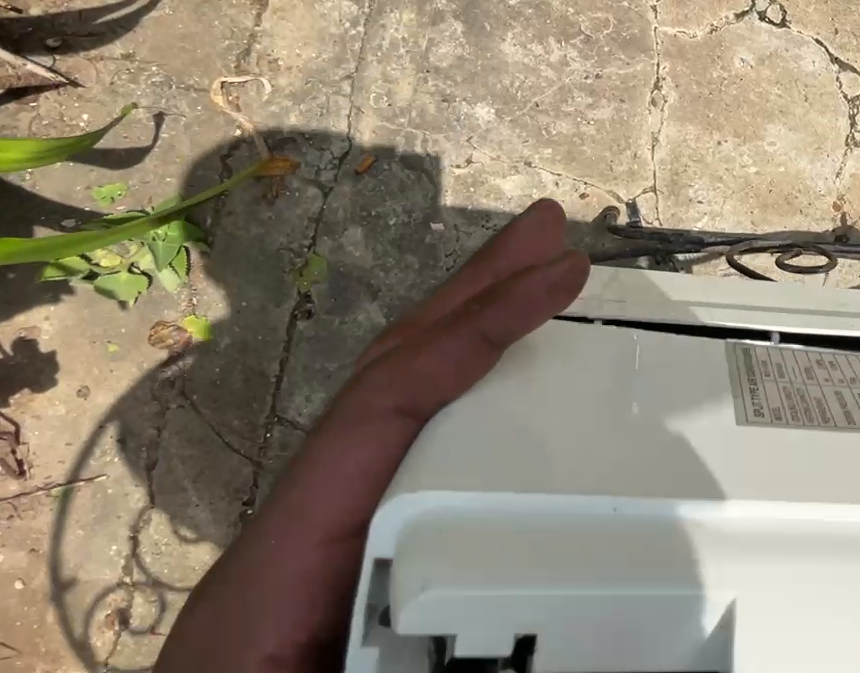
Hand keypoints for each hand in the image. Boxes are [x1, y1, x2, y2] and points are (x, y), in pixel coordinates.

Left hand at [156, 200, 590, 672]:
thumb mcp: (322, 669)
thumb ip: (428, 641)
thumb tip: (569, 634)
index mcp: (290, 552)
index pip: (389, 402)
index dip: (477, 327)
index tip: (560, 276)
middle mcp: (313, 518)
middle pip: (393, 371)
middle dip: (474, 289)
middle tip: (546, 229)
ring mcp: (335, 529)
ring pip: (407, 401)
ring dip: (474, 323)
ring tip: (538, 270)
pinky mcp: (363, 551)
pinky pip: (422, 444)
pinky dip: (473, 387)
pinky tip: (518, 379)